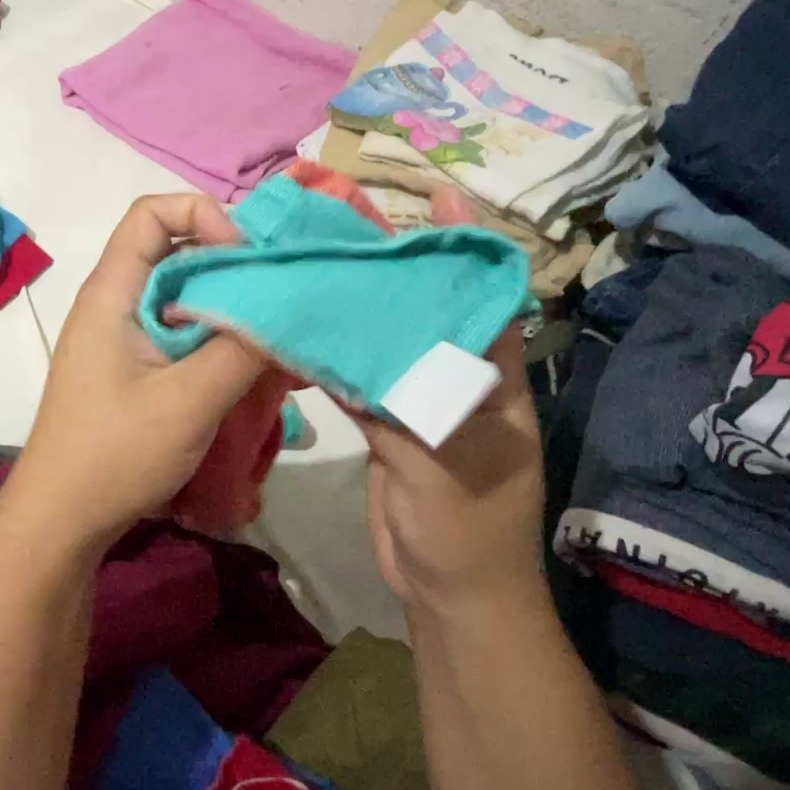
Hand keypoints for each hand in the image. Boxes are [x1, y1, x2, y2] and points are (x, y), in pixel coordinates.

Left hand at [8, 195, 271, 550]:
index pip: (151, 213)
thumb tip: (289, 305)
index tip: (244, 258)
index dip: (202, 215)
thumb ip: (241, 348)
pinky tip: (253, 367)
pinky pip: (180, 331)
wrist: (61, 518)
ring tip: (275, 333)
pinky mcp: (134, 367)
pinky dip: (217, 337)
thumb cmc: (114, 454)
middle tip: (280, 295)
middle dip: (229, 263)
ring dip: (228, 305)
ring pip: (182, 294)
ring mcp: (122, 336)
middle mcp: (114, 302)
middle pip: (174, 250)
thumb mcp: (187, 401)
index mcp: (112, 292)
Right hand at [357, 188, 547, 618]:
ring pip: (385, 339)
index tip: (436, 195)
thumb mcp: (443, 464)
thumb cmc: (466, 529)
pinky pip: (357, 377)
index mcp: (491, 379)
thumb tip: (346, 347)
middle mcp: (455, 379)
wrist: (451, 594)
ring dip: (355, 304)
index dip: (464, 245)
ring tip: (316, 260)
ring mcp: (418, 402)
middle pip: (424, 308)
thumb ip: (398, 404)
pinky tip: (298, 327)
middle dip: (393, 263)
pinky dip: (330, 352)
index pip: (483, 296)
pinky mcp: (385, 426)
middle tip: (346, 219)